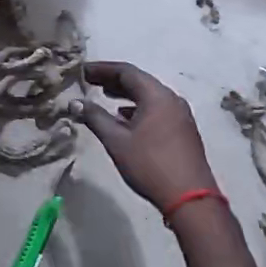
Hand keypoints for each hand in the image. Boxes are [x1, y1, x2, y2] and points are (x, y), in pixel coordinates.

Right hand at [78, 61, 217, 212]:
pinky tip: (125, 120)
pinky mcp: (183, 130)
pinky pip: (157, 110)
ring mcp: (180, 115)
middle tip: (90, 82)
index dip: (102, 69)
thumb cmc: (150, 165)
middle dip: (113, 80)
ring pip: (149, 96)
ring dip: (126, 95)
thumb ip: (95, 118)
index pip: (126, 71)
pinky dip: (138, 109)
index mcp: (157, 95)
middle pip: (139, 81)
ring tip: (105, 96)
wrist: (190, 198)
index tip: (82, 71)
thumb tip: (75, 103)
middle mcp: (171, 99)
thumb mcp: (116, 141)